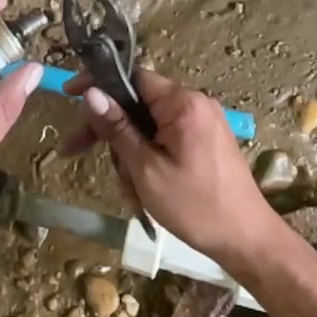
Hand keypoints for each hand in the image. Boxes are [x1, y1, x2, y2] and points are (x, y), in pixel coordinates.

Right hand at [68, 70, 282, 269]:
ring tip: (128, 189)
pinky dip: (147, 156)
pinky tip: (142, 187)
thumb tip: (91, 93)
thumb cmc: (196, 207)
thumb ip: (118, 128)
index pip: (132, 75)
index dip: (98, 83)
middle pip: (137, 102)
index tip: (69, 95)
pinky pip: (165, 136)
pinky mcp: (205, 140)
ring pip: (148, 124)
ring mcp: (202, 122)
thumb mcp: (147, 169)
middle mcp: (195, 103)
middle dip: (109, 129)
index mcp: (183, 103)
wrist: (248, 240)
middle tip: (75, 151)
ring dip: (128, 151)